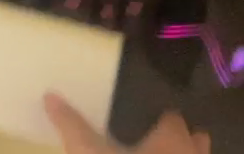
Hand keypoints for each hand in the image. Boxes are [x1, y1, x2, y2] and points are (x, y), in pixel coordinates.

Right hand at [46, 93, 210, 153]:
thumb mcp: (89, 150)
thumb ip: (71, 123)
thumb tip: (50, 96)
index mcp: (172, 142)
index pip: (172, 117)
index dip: (159, 108)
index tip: (144, 100)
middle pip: (193, 141)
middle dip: (180, 133)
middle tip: (149, 123)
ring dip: (178, 153)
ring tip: (147, 147)